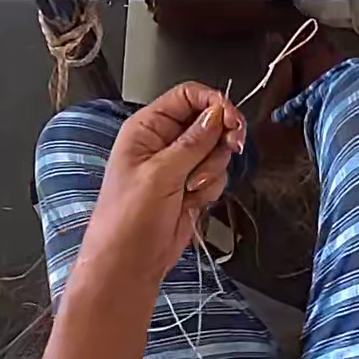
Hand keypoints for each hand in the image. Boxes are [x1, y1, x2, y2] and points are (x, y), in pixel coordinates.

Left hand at [74, 83, 243, 292]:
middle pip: (208, 121)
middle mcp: (162, 141)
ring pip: (216, 150)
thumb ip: (192, 142)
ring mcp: (177, 164)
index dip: (213, 102)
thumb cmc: (126, 219)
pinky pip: (215, 175)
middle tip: (229, 148)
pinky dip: (210, 188)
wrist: (129, 263)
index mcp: (147, 128)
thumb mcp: (160, 174)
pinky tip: (192, 202)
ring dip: (212, 170)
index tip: (232, 119)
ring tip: (190, 189)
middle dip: (219, 139)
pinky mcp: (189, 185)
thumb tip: (216, 114)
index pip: (187, 96)